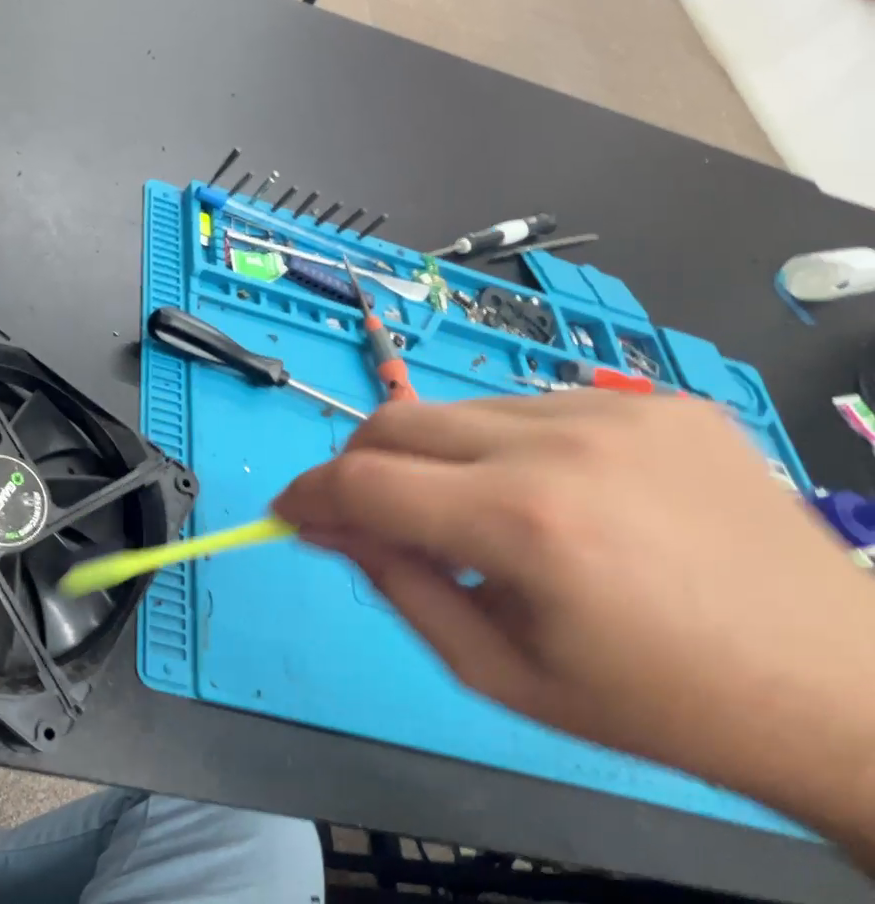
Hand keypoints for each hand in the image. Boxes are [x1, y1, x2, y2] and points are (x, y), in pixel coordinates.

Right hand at [273, 393, 874, 834]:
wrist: (848, 692)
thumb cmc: (656, 705)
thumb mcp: (496, 670)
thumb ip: (394, 585)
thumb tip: (326, 526)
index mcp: (523, 524)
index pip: (362, 481)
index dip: (307, 495)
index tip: (287, 514)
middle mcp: (563, 445)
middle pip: (396, 421)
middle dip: (355, 467)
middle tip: (365, 519)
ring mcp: (618, 412)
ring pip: (459, 411)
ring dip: (433, 459)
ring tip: (475, 520)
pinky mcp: (660, 402)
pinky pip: (531, 408)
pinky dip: (504, 449)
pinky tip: (552, 499)